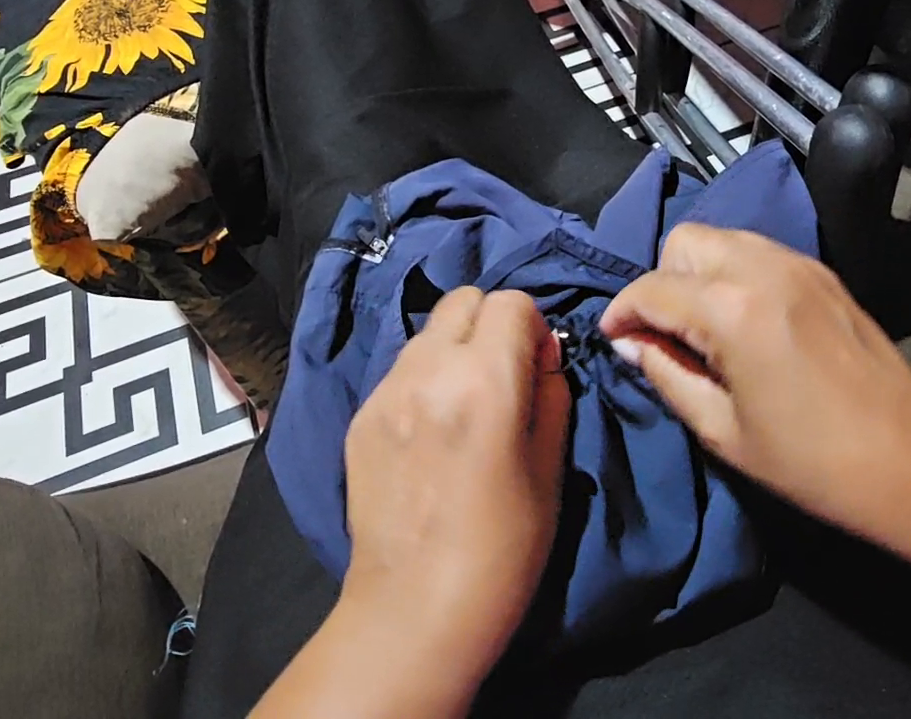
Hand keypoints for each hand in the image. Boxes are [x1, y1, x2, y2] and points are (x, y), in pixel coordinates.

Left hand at [337, 287, 570, 685]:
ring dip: (454, 349)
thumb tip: (540, 357)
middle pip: (463, 299)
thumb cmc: (502, 550)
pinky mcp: (359, 416)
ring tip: (463, 404)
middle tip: (502, 375)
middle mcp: (428, 370)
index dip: (532, 327)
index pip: (510, 301)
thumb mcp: (550, 469)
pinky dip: (424, 379)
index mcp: (484, 381)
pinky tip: (430, 431)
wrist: (413, 611)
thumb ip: (551, 394)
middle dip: (491, 324)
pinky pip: (400, 370)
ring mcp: (385, 391)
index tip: (537, 366)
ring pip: (427, 332)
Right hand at [599, 223, 910, 546]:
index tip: (614, 340)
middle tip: (665, 334)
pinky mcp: (823, 273)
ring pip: (720, 238)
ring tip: (701, 326)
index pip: (651, 289)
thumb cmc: (813, 463)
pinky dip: (732, 272)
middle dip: (660, 282)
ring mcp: (799, 264)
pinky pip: (756, 251)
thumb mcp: (722, 431)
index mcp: (732, 310)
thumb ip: (666, 374)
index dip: (621, 314)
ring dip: (696, 273)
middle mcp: (762, 268)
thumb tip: (630, 344)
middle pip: (683, 243)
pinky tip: (742, 318)